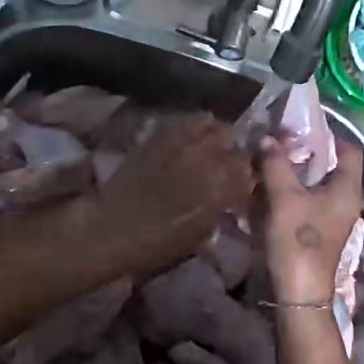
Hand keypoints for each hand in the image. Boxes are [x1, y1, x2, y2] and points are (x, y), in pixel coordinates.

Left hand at [94, 112, 254, 272]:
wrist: (113, 228)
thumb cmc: (159, 243)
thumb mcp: (202, 234)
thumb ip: (221, 209)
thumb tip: (229, 197)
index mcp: (224, 186)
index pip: (251, 169)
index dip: (248, 175)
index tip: (242, 183)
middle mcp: (210, 157)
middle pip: (236, 142)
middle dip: (234, 153)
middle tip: (226, 165)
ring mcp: (185, 141)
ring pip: (215, 124)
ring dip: (216, 136)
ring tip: (209, 147)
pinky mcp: (163, 133)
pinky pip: (189, 121)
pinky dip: (195, 128)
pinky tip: (190, 140)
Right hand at [259, 135, 363, 304]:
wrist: (297, 294)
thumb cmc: (298, 242)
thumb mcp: (284, 197)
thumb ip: (276, 164)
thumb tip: (268, 138)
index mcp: (346, 189)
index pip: (348, 149)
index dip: (329, 133)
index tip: (302, 124)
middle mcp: (343, 201)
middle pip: (328, 166)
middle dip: (302, 152)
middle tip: (277, 141)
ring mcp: (330, 218)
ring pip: (313, 184)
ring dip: (291, 173)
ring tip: (266, 162)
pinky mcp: (315, 231)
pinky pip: (304, 202)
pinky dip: (287, 193)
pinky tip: (265, 190)